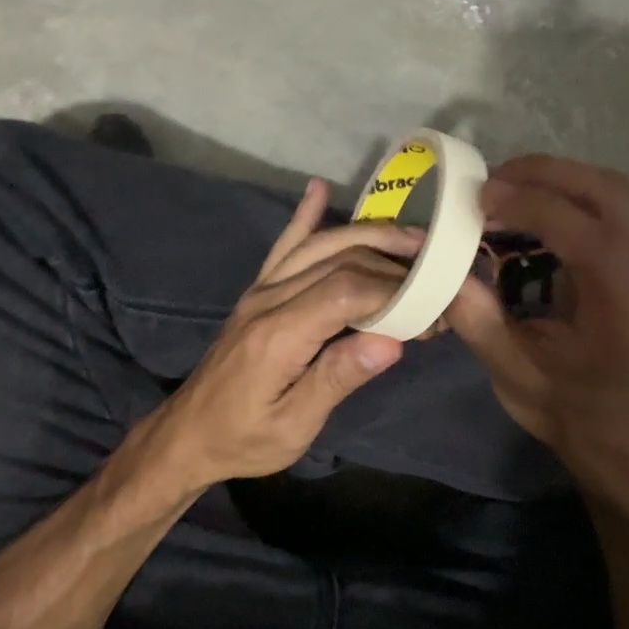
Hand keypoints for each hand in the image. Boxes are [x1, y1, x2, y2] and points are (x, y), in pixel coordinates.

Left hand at [135, 178, 416, 489]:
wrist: (189, 434)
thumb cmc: (244, 438)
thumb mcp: (294, 425)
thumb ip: (337, 379)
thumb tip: (391, 342)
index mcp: (280, 334)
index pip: (348, 291)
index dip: (395, 291)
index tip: (434, 308)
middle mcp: (268, 300)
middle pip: (339, 262)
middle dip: (393, 265)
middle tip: (439, 276)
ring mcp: (259, 292)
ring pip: (318, 247)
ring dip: (366, 236)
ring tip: (413, 238)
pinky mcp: (255, 294)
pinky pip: (282, 248)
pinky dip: (303, 218)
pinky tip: (319, 189)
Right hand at [449, 155, 628, 463]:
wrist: (603, 427)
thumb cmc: (554, 403)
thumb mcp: (505, 367)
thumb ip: (476, 315)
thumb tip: (440, 262)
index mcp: (621, 316)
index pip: (589, 238)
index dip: (536, 207)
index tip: (483, 198)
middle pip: (612, 197)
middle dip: (548, 175)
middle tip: (491, 180)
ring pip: (615, 195)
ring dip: (557, 180)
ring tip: (504, 189)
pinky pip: (610, 210)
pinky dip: (567, 196)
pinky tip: (527, 210)